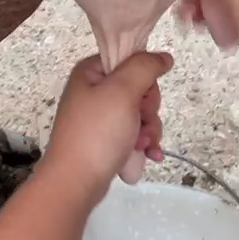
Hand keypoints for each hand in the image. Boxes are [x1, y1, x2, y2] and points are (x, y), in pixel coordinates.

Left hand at [42, 52, 172, 200]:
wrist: (75, 182)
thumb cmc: (97, 132)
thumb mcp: (122, 92)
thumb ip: (145, 68)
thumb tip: (164, 57)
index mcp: (91, 72)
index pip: (129, 60)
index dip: (144, 77)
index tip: (143, 95)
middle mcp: (93, 91)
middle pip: (138, 88)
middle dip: (148, 110)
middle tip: (141, 123)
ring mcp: (99, 117)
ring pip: (139, 113)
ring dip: (148, 130)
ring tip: (143, 146)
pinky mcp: (104, 139)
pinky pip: (133, 133)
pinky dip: (143, 143)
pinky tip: (149, 155)